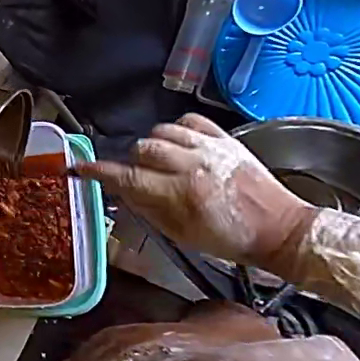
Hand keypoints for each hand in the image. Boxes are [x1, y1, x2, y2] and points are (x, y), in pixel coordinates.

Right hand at [77, 113, 313, 269]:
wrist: (278, 229)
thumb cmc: (227, 240)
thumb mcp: (181, 234)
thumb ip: (149, 209)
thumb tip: (122, 190)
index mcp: (179, 194)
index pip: (127, 176)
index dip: (99, 171)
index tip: (81, 168)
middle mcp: (192, 165)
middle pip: (142, 149)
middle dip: (131, 161)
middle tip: (137, 175)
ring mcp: (210, 148)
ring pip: (162, 131)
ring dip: (153, 145)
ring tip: (159, 160)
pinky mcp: (226, 139)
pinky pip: (189, 120)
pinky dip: (177, 129)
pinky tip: (178, 143)